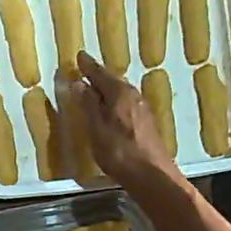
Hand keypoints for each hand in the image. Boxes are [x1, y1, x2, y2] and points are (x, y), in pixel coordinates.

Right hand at [66, 51, 178, 191]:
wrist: (152, 175)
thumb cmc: (119, 152)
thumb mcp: (97, 129)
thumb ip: (88, 106)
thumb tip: (80, 84)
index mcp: (120, 93)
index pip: (100, 74)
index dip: (88, 66)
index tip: (79, 56)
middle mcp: (133, 96)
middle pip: (113, 82)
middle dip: (98, 77)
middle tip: (85, 72)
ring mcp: (142, 109)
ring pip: (121, 93)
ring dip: (107, 90)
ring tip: (95, 90)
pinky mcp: (146, 123)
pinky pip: (126, 104)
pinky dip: (115, 102)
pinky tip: (111, 110)